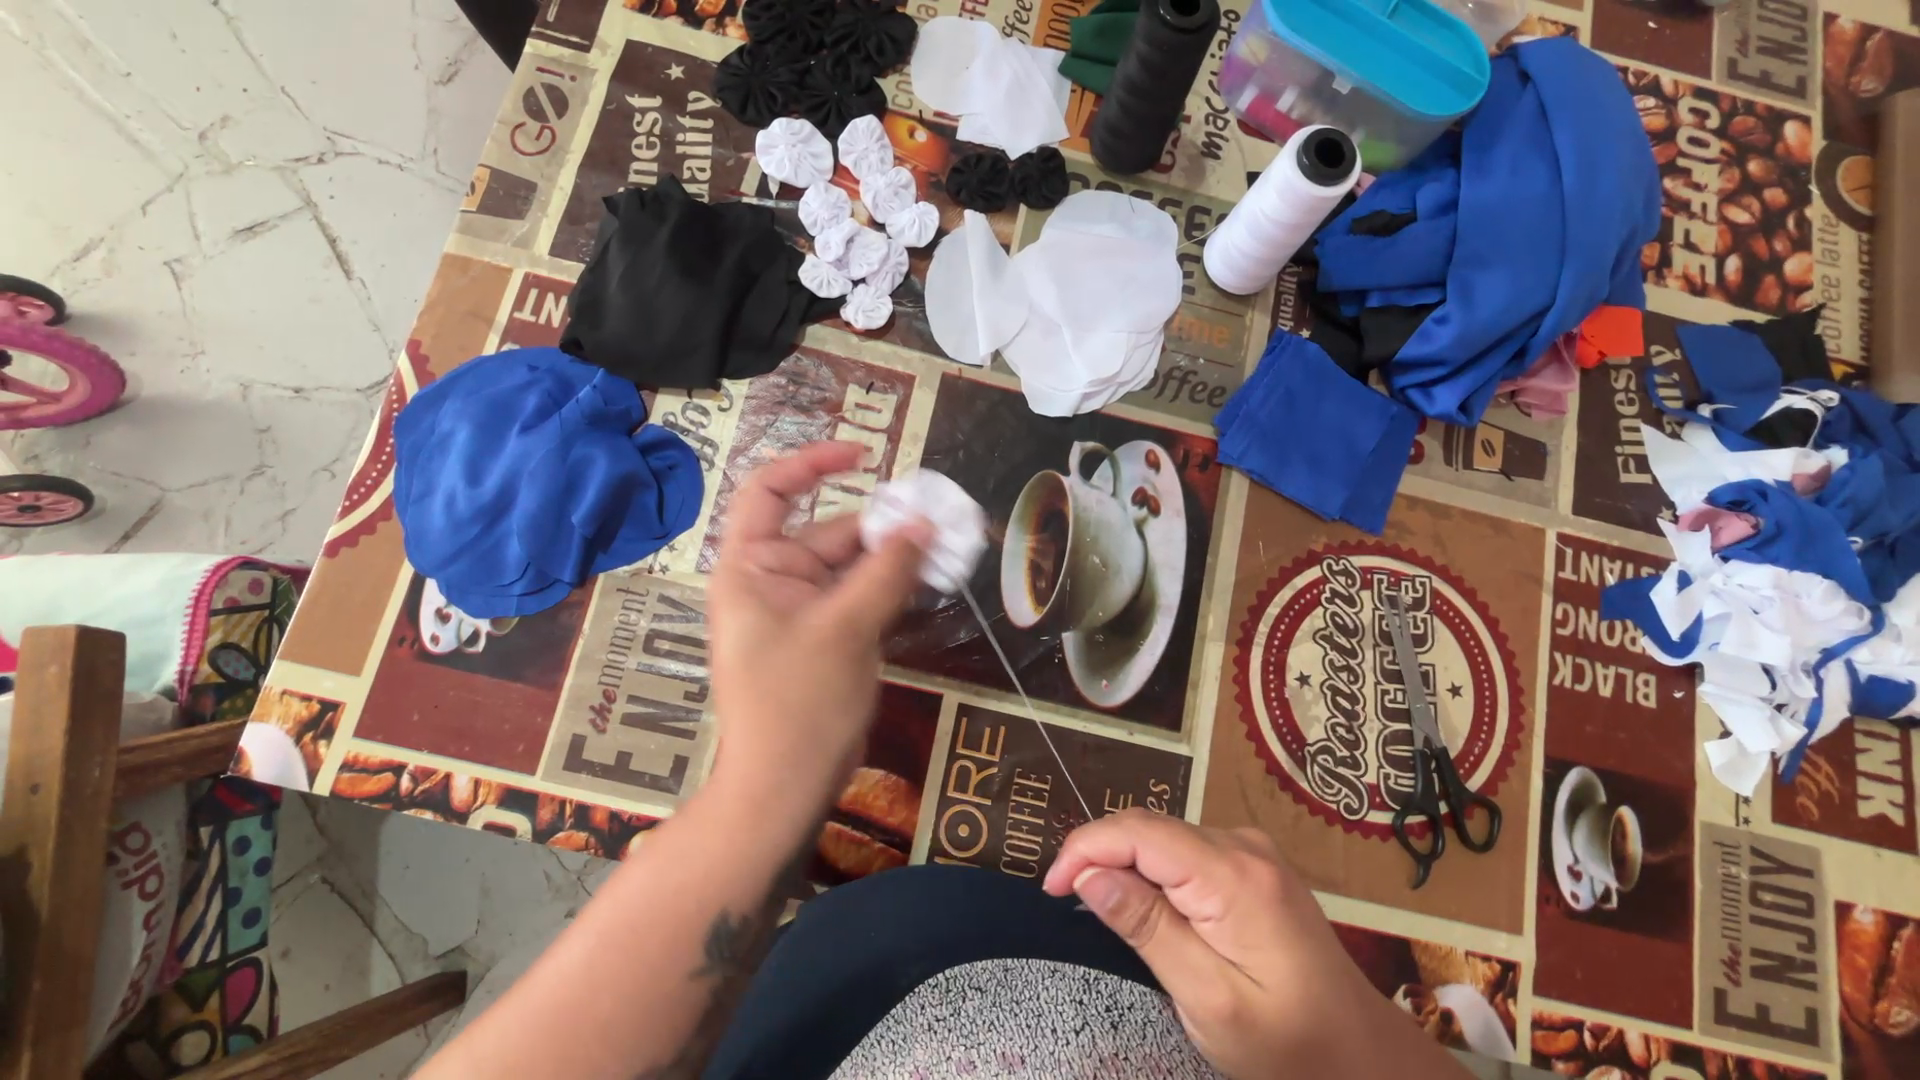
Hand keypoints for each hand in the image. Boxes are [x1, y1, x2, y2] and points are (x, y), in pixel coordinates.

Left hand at [707, 442, 929, 810]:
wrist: (787, 785)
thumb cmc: (799, 703)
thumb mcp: (845, 630)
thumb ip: (886, 572)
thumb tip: (924, 524)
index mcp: (750, 567)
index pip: (769, 491)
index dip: (812, 463)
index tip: (863, 456)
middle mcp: (772, 581)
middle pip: (828, 531)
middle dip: (882, 526)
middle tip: (942, 521)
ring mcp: (800, 610)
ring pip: (852, 566)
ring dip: (894, 558)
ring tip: (947, 548)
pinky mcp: (825, 636)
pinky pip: (860, 597)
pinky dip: (891, 588)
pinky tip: (930, 580)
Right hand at [1043, 810, 1466, 1079]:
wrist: (1363, 1057)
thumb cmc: (1288, 1045)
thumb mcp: (1209, 1000)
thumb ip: (1147, 929)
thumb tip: (1088, 875)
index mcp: (1234, 876)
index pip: (1139, 831)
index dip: (1085, 848)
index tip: (1051, 889)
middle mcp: (1243, 845)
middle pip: (1149, 827)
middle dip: (1099, 855)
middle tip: (1067, 903)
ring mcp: (1251, 851)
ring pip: (1163, 836)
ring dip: (1123, 863)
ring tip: (1102, 910)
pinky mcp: (1253, 865)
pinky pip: (1185, 851)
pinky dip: (1151, 869)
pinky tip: (1144, 906)